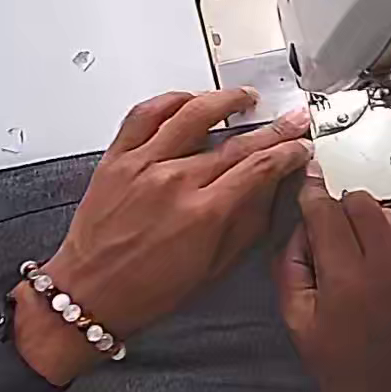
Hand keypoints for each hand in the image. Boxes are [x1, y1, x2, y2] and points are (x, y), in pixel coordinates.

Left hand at [18, 88, 311, 380]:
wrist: (91, 293)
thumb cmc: (147, 290)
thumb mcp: (213, 268)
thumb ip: (246, 225)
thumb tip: (270, 190)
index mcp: (203, 214)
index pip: (259, 167)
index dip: (287, 152)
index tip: (299, 147)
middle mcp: (174, 182)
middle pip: (235, 142)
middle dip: (273, 129)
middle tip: (291, 120)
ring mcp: (143, 165)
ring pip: (192, 113)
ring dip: (225, 100)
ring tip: (243, 98)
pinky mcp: (117, 158)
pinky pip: (144, 114)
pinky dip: (170, 100)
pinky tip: (188, 100)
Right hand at [274, 163, 390, 391]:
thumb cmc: (349, 373)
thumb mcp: (298, 323)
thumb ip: (291, 265)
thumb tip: (301, 227)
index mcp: (348, 280)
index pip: (326, 211)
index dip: (313, 194)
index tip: (309, 183)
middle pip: (363, 203)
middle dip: (343, 212)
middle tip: (337, 240)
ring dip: (374, 229)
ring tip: (367, 268)